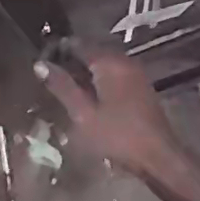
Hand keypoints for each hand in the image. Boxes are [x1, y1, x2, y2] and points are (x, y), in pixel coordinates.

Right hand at [36, 45, 186, 181]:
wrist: (159, 156)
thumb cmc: (118, 135)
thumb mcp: (83, 114)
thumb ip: (62, 86)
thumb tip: (40, 64)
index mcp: (109, 62)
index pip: (78, 44)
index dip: (58, 50)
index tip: (42, 61)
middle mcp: (124, 60)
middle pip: (92, 52)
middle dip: (72, 60)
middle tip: (51, 75)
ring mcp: (135, 73)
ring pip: (104, 63)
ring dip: (86, 71)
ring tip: (67, 86)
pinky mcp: (141, 86)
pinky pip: (115, 73)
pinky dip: (100, 79)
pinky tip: (90, 95)